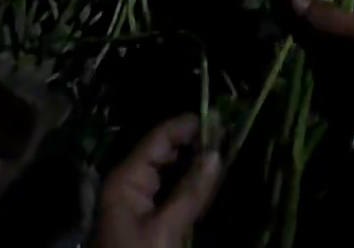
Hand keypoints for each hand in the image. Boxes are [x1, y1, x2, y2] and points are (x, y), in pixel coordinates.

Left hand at [96, 114, 222, 247]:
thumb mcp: (165, 232)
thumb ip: (191, 192)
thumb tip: (218, 152)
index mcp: (126, 176)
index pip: (160, 137)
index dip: (189, 125)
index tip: (220, 119)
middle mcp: (128, 179)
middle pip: (164, 149)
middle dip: (193, 142)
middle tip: (227, 136)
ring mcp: (134, 199)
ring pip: (167, 168)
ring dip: (192, 160)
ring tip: (223, 152)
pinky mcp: (142, 218)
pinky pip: (167, 189)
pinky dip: (186, 181)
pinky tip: (207, 179)